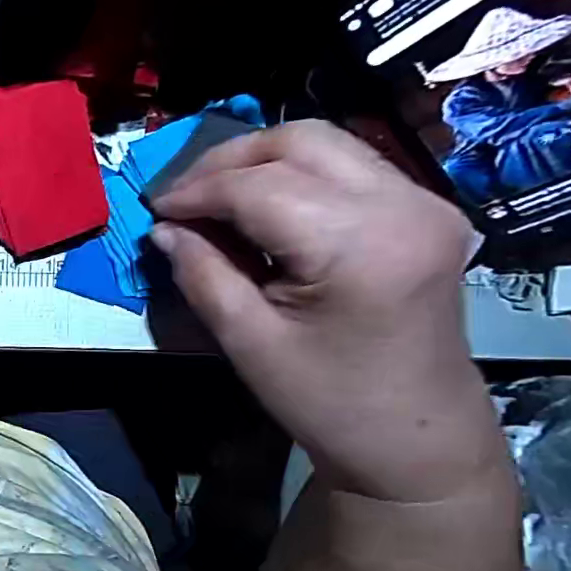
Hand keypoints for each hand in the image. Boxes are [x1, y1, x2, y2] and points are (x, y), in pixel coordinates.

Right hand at [150, 120, 501, 502]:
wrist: (410, 428)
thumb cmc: (320, 392)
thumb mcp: (242, 336)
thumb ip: (200, 271)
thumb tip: (162, 229)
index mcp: (360, 243)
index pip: (259, 186)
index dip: (193, 192)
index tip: (149, 212)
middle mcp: (404, 206)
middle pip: (300, 141)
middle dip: (223, 162)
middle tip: (174, 199)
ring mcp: (421, 204)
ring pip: (323, 144)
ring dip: (252, 164)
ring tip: (203, 202)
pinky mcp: (417, 212)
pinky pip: (340, 167)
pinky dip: (282, 177)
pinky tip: (247, 211)